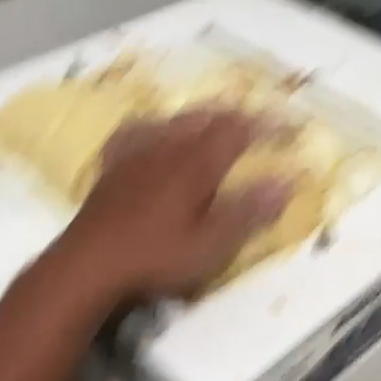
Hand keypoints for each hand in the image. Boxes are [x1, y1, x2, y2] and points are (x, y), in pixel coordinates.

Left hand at [49, 110, 291, 302]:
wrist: (88, 265)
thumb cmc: (156, 258)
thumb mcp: (212, 244)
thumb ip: (250, 210)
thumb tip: (289, 181)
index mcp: (197, 163)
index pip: (241, 130)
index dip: (270, 126)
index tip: (292, 127)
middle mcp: (168, 146)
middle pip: (208, 117)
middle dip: (238, 115)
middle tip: (258, 123)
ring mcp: (136, 152)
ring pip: (174, 119)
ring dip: (201, 116)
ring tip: (214, 121)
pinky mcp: (112, 165)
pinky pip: (135, 131)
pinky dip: (153, 126)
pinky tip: (152, 131)